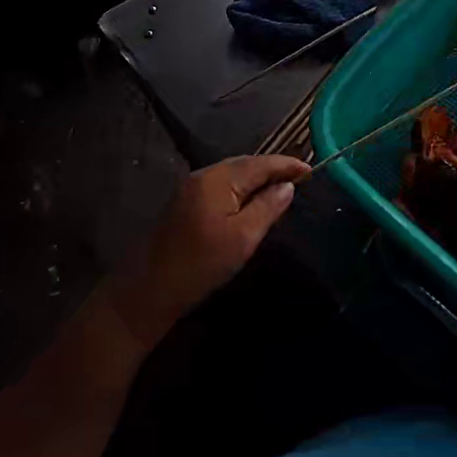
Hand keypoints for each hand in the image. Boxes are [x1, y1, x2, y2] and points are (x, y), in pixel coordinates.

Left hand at [103, 155, 306, 346]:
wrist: (144, 293)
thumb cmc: (198, 265)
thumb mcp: (242, 239)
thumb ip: (268, 208)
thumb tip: (288, 187)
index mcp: (218, 179)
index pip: (260, 163)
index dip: (287, 165)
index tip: (312, 170)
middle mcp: (203, 176)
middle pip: (246, 164)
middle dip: (273, 168)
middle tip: (300, 176)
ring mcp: (190, 188)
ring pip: (232, 174)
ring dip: (257, 178)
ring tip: (281, 186)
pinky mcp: (184, 204)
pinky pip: (221, 185)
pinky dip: (241, 188)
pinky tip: (251, 199)